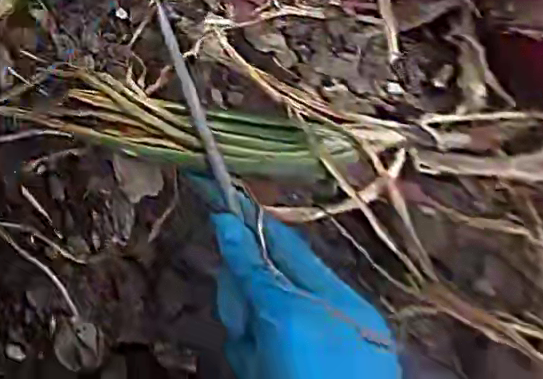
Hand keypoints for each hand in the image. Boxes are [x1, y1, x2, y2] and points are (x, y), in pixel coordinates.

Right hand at [203, 189, 396, 378]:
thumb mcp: (285, 318)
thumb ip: (253, 268)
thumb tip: (224, 219)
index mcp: (335, 297)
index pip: (279, 238)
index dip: (243, 212)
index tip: (206, 182)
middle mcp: (321, 317)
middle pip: (259, 274)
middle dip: (241, 292)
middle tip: (245, 321)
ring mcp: (303, 347)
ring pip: (249, 309)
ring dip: (242, 328)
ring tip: (257, 360)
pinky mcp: (283, 369)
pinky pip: (250, 343)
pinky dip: (246, 355)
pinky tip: (257, 371)